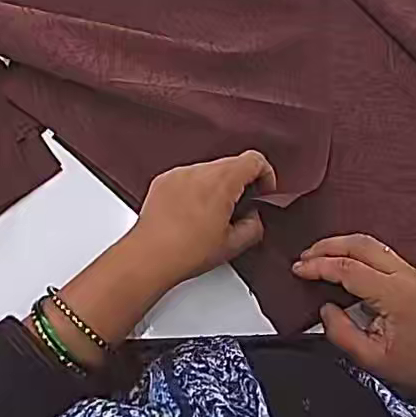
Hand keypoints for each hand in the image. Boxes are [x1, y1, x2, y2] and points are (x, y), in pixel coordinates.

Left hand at [121, 150, 276, 292]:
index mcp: (222, 181)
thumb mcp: (233, 245)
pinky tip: (192, 214)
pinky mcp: (163, 180)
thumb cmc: (186, 251)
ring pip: (209, 170)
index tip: (264, 191)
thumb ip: (254, 226)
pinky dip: (195, 190)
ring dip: (216, 186)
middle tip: (238, 210)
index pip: (254, 160)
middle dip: (240, 184)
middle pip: (231, 164)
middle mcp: (199, 171)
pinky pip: (188, 177)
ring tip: (211, 216)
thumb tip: (254, 218)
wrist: (149, 256)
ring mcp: (179, 174)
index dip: (266, 175)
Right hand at [291, 235, 415, 416]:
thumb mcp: (370, 359)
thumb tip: (325, 310)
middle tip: (304, 258)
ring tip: (317, 258)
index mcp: (395, 294)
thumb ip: (340, 332)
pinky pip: (379, 252)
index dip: (318, 266)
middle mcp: (405, 276)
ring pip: (370, 243)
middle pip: (359, 244)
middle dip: (326, 246)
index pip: (348, 268)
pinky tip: (341, 263)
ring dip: (341, 245)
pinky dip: (355, 252)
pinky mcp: (411, 277)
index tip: (298, 270)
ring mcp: (410, 273)